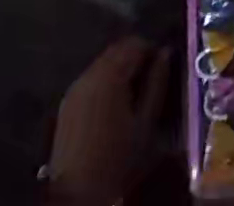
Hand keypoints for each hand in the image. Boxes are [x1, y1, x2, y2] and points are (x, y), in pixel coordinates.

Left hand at [45, 38, 170, 204]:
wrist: (77, 193)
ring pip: (104, 62)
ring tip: (134, 93)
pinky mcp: (68, 101)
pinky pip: (92, 77)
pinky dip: (106, 80)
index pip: (134, 43)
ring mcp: (76, 87)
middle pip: (117, 49)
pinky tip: (114, 104)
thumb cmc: (118, 157)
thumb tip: (166, 52)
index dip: (151, 50)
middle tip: (150, 80)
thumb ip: (157, 82)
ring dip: (121, 69)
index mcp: (110, 75)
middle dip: (136, 58)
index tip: (162, 67)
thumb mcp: (146, 121)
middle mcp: (90, 73)